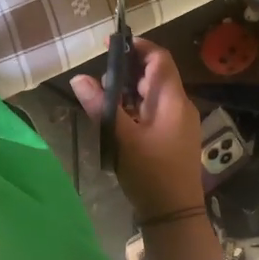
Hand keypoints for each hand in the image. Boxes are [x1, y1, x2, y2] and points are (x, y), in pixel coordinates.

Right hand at [69, 39, 204, 217]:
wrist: (174, 214)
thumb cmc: (151, 172)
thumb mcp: (121, 138)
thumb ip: (100, 106)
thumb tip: (78, 78)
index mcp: (172, 100)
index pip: (160, 59)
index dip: (137, 46)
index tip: (110, 45)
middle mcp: (179, 106)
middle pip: (154, 75)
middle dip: (126, 70)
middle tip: (98, 75)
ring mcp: (177, 123)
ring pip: (151, 94)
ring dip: (127, 90)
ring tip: (102, 98)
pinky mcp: (171, 138)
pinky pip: (152, 111)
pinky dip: (133, 107)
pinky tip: (115, 119)